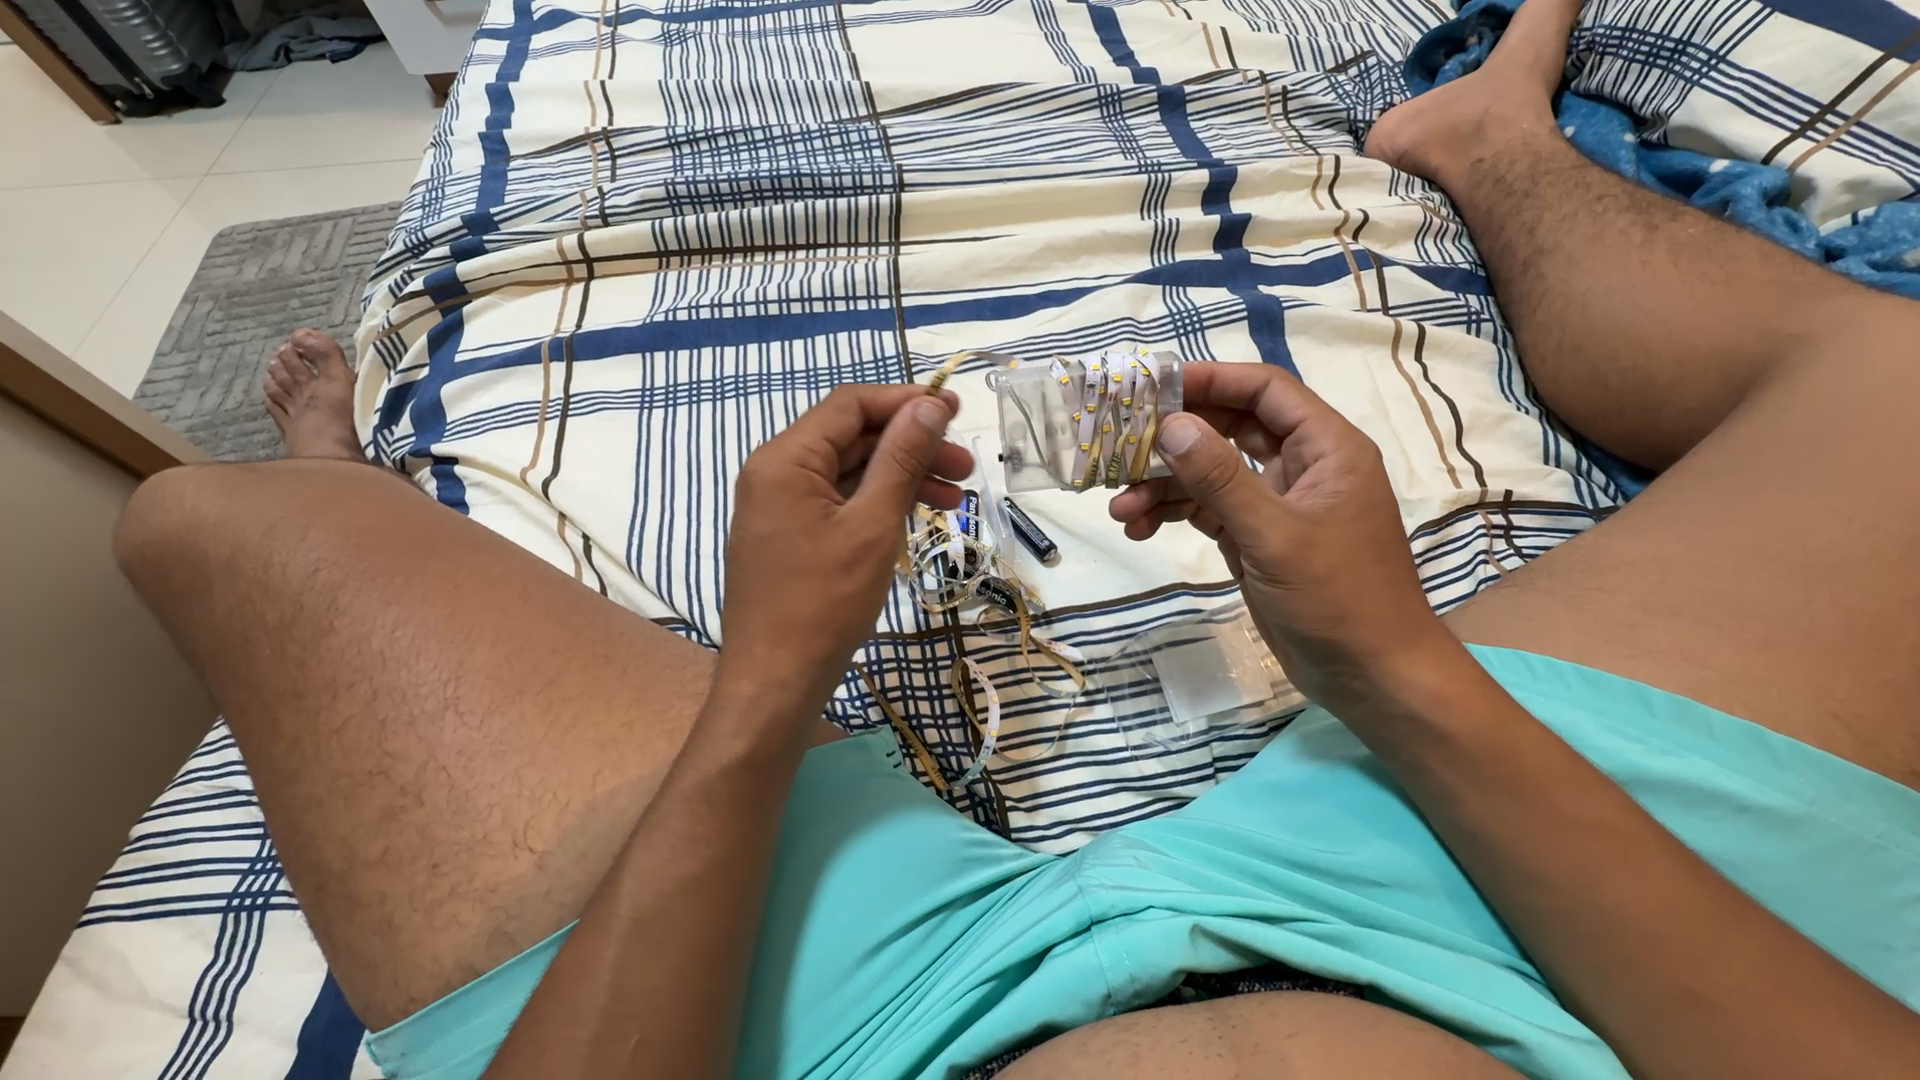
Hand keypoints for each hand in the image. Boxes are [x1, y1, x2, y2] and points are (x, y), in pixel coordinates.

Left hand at [719, 385, 971, 711]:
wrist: (775, 681)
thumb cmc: (824, 603)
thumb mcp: (872, 525)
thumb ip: (900, 459)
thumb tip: (929, 405)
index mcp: (785, 459)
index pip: (849, 406)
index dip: (905, 403)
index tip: (955, 412)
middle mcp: (775, 473)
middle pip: (851, 438)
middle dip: (910, 446)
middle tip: (965, 468)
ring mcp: (779, 507)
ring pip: (849, 473)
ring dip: (900, 478)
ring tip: (954, 500)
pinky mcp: (789, 536)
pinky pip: (838, 503)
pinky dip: (876, 504)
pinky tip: (914, 518)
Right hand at [1108, 363, 1453, 712]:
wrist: (1370, 675)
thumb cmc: (1337, 597)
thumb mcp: (1274, 535)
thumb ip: (1220, 478)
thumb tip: (1170, 425)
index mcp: (1326, 448)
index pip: (1264, 390)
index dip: (1211, 380)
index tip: (1153, 386)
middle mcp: (1301, 466)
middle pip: (1230, 428)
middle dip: (1176, 438)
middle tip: (1122, 444)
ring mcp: (1276, 504)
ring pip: (1211, 473)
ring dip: (1166, 485)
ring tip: (1120, 506)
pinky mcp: (1256, 539)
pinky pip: (1208, 510)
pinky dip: (1175, 515)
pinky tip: (1140, 527)